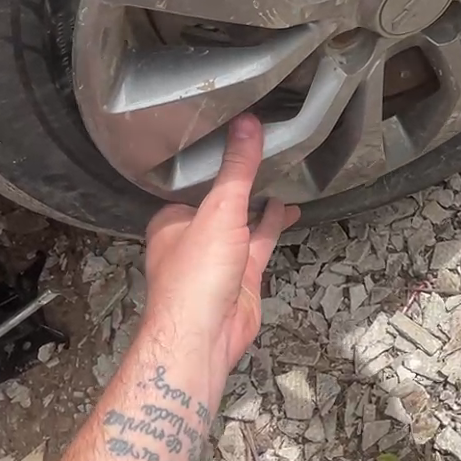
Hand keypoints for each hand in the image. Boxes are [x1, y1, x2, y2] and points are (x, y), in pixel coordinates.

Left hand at [139, 115, 299, 386]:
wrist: (205, 336)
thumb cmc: (195, 278)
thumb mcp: (220, 211)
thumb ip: (237, 169)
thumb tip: (247, 124)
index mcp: (172, 220)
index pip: (195, 181)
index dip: (215, 159)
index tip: (235, 134)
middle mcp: (193, 237)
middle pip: (221, 200)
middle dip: (241, 181)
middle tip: (263, 150)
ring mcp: (219, 257)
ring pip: (243, 221)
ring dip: (261, 202)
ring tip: (282, 174)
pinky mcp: (242, 275)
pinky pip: (260, 241)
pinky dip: (273, 224)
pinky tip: (288, 208)